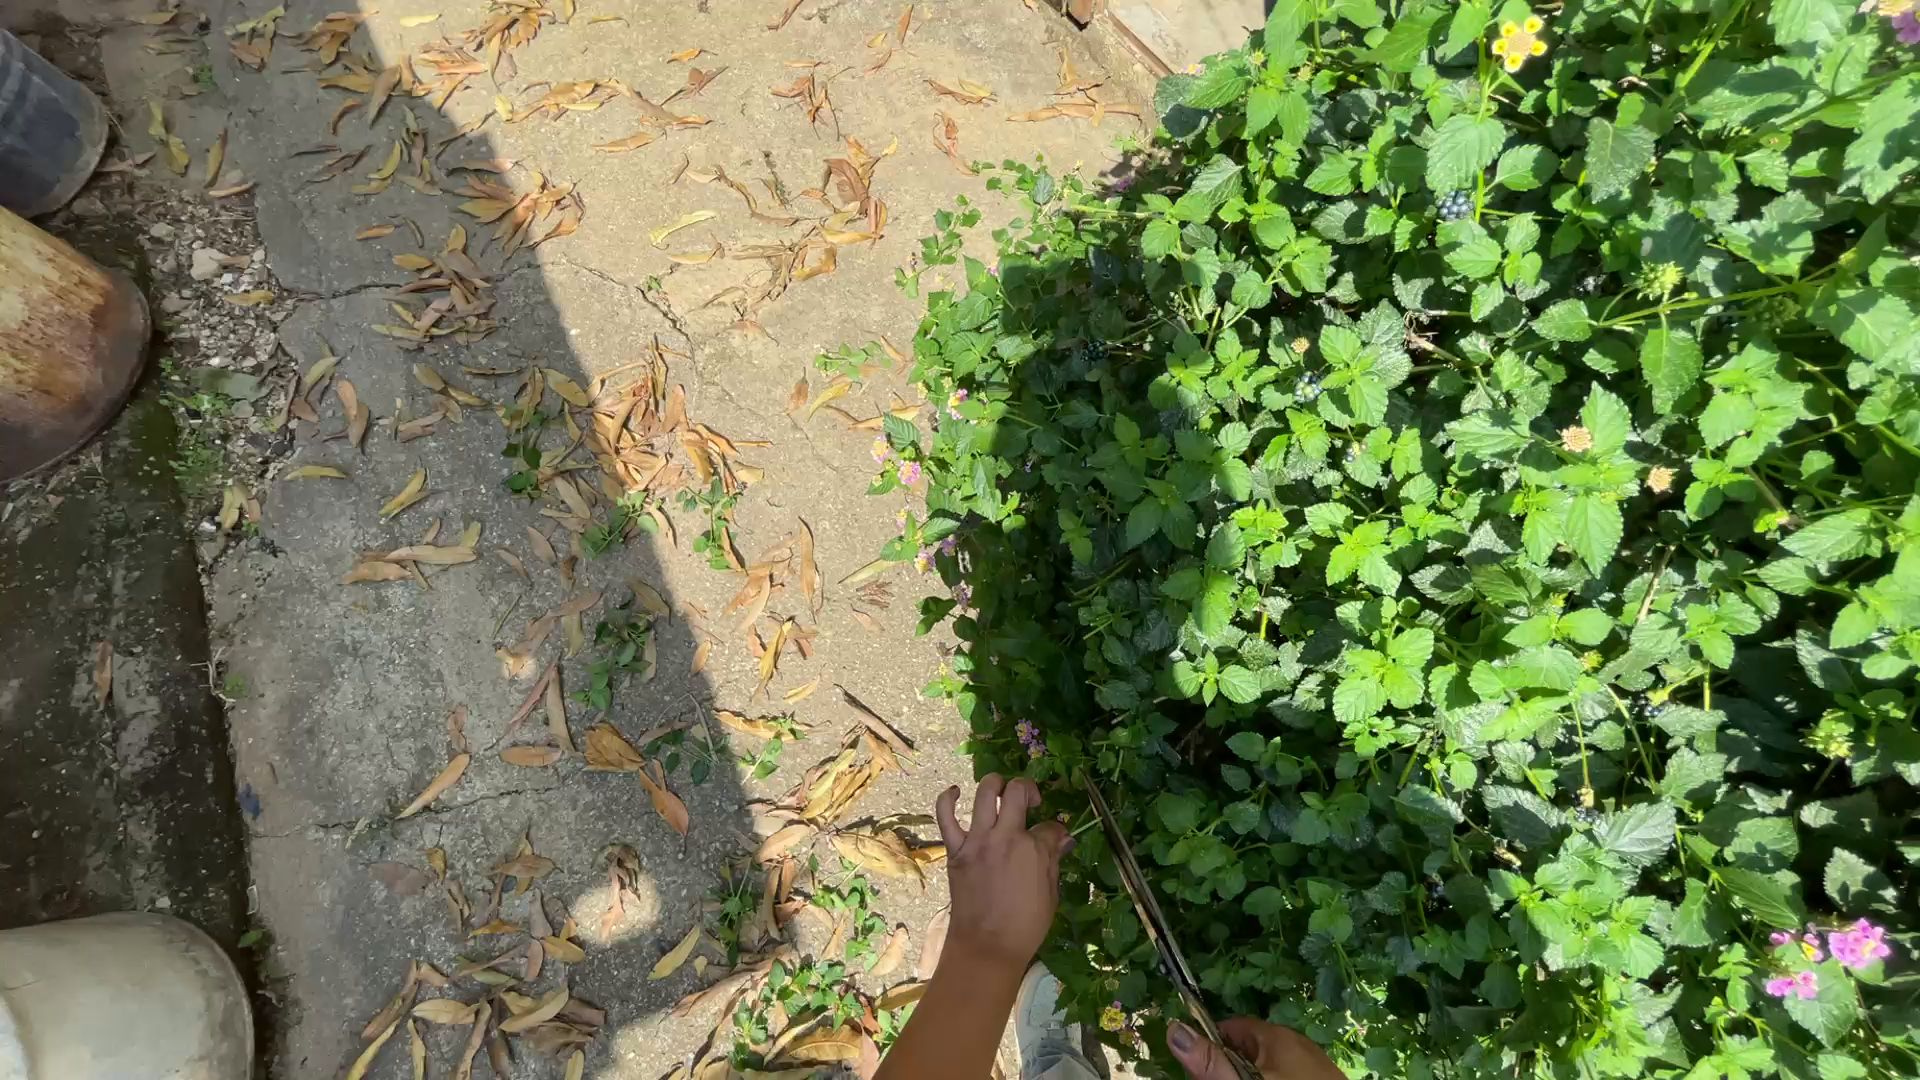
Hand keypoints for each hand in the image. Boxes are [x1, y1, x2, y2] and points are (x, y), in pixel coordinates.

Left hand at [934, 775, 1072, 975]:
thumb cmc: (1024, 927)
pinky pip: (946, 816)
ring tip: (1001, 790)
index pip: (1049, 826)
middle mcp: (1006, 837)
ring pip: (985, 792)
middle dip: (1028, 788)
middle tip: (1030, 801)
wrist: (986, 947)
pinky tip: (955, 791)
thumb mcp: (1050, 894)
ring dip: (995, 783)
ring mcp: (978, 840)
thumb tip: (1062, 838)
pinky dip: (947, 799)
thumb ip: (1053, 860)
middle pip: (1017, 792)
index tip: (1055, 836)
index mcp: (1034, 850)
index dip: (1055, 830)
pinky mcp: (956, 849)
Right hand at [1167, 1018, 1343, 1079]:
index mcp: (1277, 1036)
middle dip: (1231, 1068)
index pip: (1230, 1027)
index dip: (1210, 1047)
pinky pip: (1291, 1077)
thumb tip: (1173, 1028)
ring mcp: (1316, 1072)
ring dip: (1251, 1075)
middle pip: (1249, 1051)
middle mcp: (1297, 1047)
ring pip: (1271, 1070)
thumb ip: (1212, 1062)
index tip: (1199, 1071)